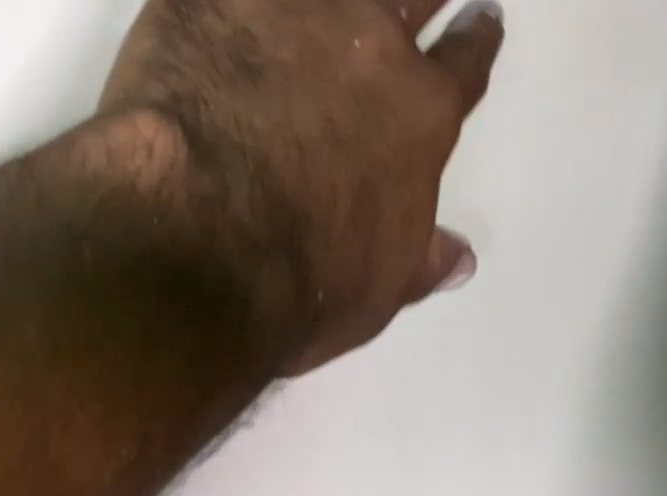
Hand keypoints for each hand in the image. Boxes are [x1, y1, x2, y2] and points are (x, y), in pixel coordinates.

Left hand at [100, 0, 505, 373]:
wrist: (191, 256)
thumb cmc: (290, 295)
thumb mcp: (367, 296)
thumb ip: (413, 260)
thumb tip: (458, 258)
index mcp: (416, 116)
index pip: (460, 66)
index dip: (469, 45)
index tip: (474, 24)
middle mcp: (366, 48)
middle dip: (413, 0)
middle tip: (395, 9)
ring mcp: (287, 14)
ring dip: (323, 6)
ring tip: (309, 16)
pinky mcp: (204, 7)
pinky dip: (224, 7)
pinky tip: (218, 17)